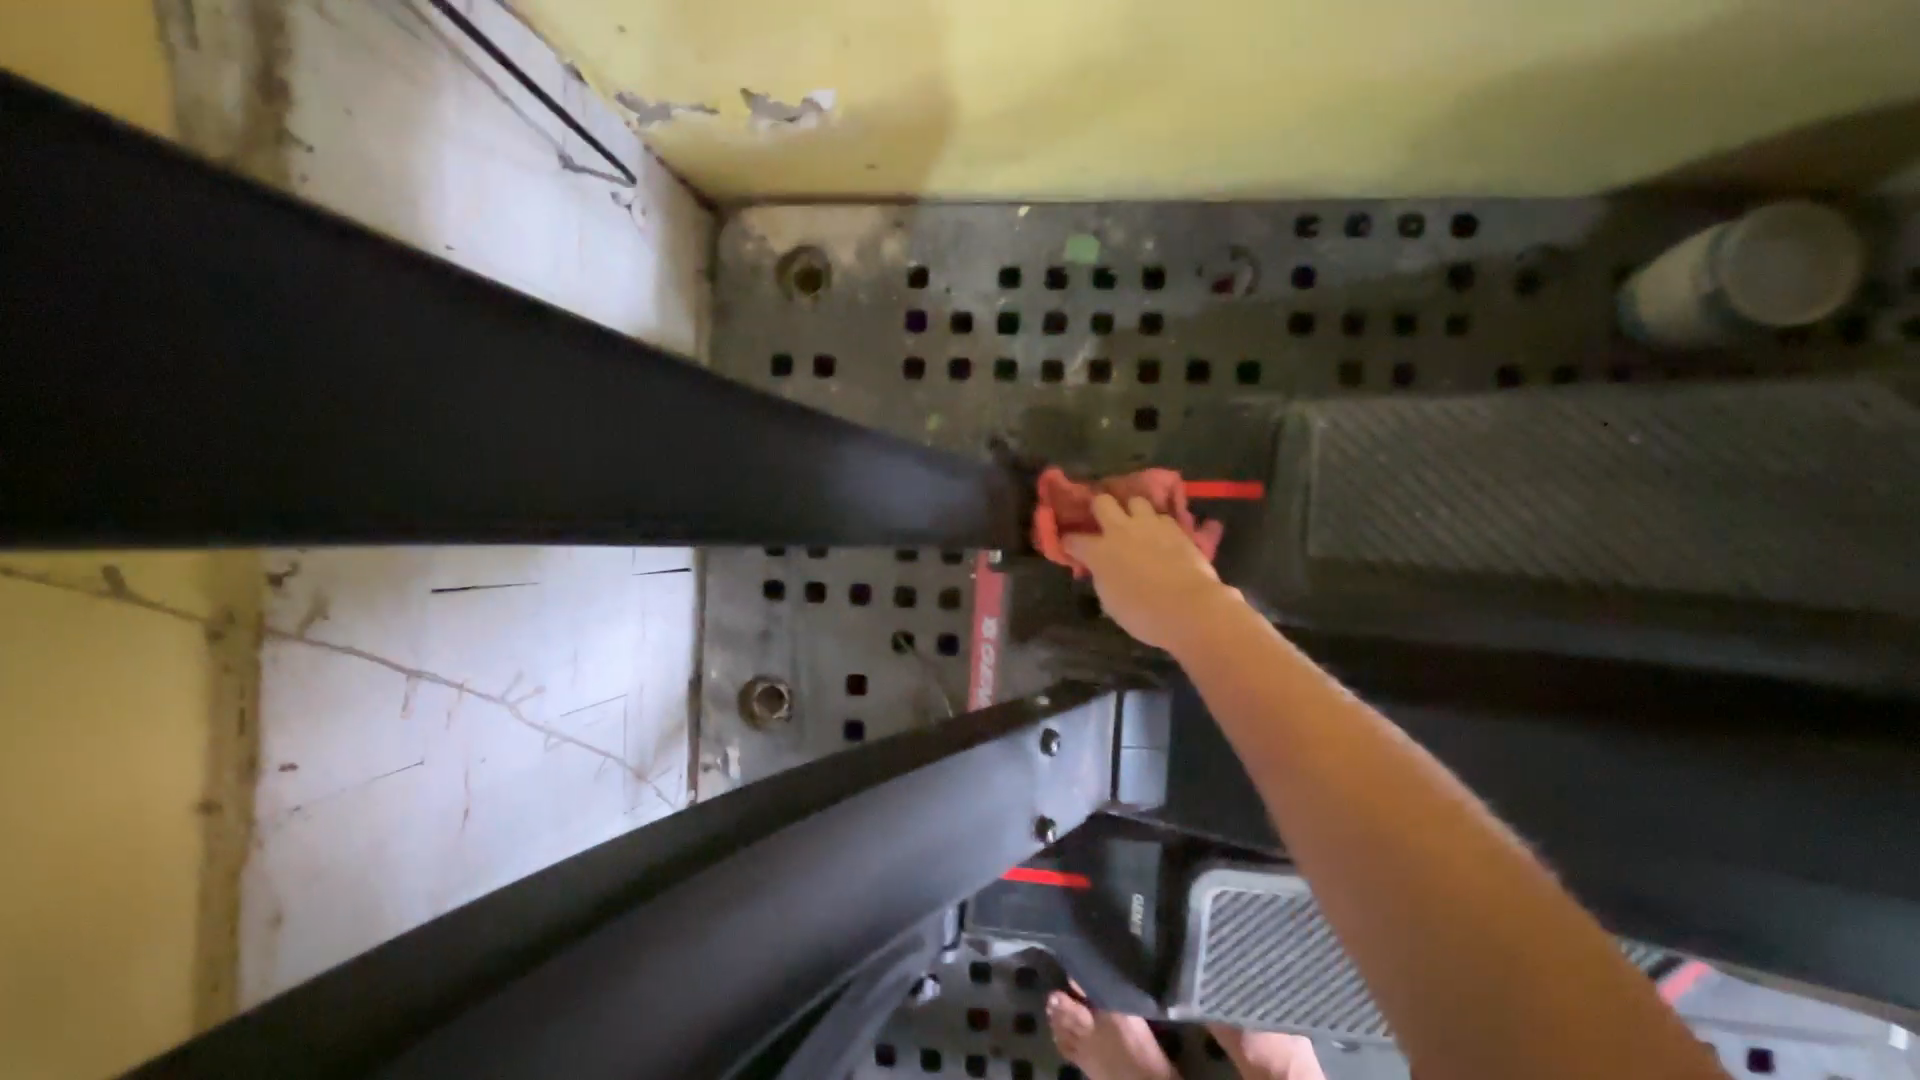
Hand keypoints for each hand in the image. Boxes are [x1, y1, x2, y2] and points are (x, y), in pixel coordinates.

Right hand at [1062, 494, 1239, 652]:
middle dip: (1099, 508)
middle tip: (1103, 522)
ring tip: (1137, 525)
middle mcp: (1121, 530)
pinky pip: (1162, 517)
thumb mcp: (1110, 602)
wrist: (1189, 608)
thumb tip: (1102, 570)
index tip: (1070, 547)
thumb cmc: (1143, 615)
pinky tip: (1162, 537)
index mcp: (1099, 552)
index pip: (1073, 539)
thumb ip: (1103, 579)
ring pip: (1136, 501)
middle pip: (1102, 502)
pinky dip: (1159, 525)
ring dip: (1133, 512)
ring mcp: (1150, 525)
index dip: (1069, 543)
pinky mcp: (1176, 528)